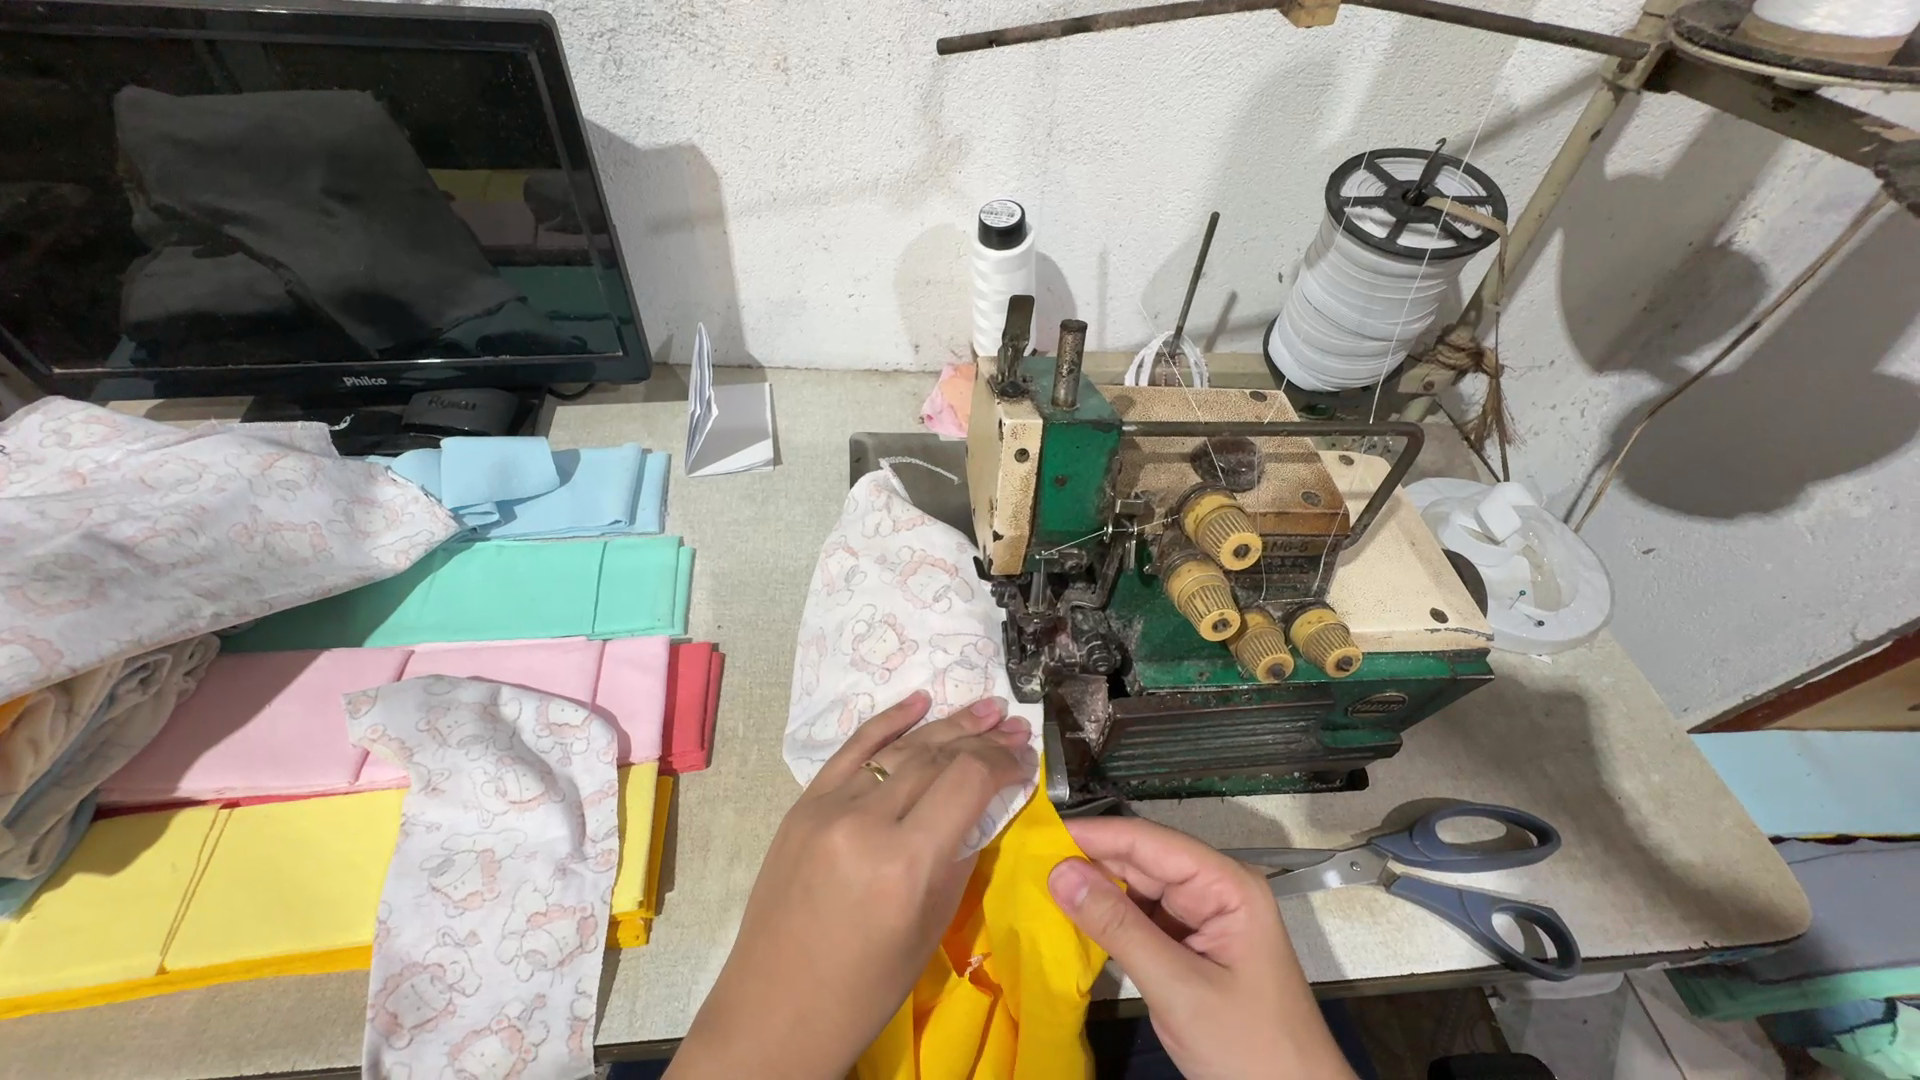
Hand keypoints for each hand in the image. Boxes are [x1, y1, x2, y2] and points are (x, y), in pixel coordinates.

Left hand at [667, 690, 1034, 1079]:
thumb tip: (987, 799)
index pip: (966, 781)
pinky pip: (851, 749)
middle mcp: (865, 822)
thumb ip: (962, 851)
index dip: (1003, 762)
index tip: (1025, 760)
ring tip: (986, 707)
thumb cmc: (867, 986)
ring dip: (947, 724)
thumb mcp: (932, 923)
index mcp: (905, 863)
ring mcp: (827, 807)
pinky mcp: (803, 804)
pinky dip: (888, 721)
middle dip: (982, 739)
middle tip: (1014, 726)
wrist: (776, 1008)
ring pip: (899, 747)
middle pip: (936, 756)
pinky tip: (920, 700)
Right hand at [1049, 817, 1357, 1079]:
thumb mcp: (1178, 988)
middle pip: (1141, 860)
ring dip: (1095, 888)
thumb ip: (1117, 927)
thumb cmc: (1249, 1049)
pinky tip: (1073, 916)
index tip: (1040, 834)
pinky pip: (1142, 917)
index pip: (1149, 841)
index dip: (1095, 835)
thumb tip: (1058, 872)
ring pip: (1137, 888)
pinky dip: (1109, 918)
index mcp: (1225, 884)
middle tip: (1030, 863)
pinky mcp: (1190, 944)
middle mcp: (1213, 889)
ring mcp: (1202, 917)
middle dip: (1089, 861)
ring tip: (1040, 884)